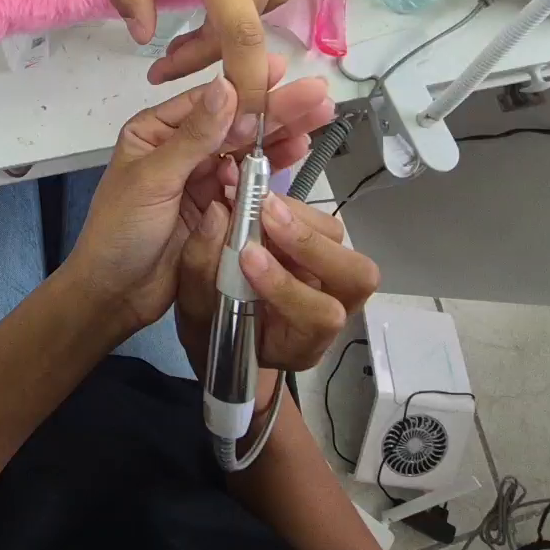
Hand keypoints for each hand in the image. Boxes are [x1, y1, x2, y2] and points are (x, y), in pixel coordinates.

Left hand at [57, 58, 334, 336]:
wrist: (116, 295)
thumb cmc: (121, 231)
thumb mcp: (153, 179)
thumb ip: (194, 137)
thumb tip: (225, 85)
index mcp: (155, 132)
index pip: (206, 102)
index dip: (245, 87)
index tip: (283, 71)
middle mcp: (179, 149)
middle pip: (232, 124)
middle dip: (274, 110)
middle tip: (318, 96)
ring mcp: (200, 179)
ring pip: (245, 151)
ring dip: (281, 135)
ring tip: (320, 118)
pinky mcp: (217, 209)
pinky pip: (249, 183)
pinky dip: (274, 168)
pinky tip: (300, 150)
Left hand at [110, 0, 303, 114]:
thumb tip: (145, 38)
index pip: (243, 38)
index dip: (246, 85)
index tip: (243, 119)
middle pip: (245, 31)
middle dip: (208, 56)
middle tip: (164, 62)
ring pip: (261, 12)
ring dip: (229, 28)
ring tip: (189, 26)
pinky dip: (248, 3)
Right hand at [176, 187, 379, 373]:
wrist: (223, 321)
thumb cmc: (212, 324)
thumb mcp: (195, 306)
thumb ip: (202, 267)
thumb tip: (217, 212)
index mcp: (299, 344)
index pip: (315, 319)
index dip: (286, 285)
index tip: (248, 254)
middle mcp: (327, 314)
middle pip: (354, 278)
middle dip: (309, 243)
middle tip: (265, 212)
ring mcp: (330, 281)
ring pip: (343, 246)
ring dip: (302, 222)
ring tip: (260, 205)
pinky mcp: (322, 253)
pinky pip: (325, 227)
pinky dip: (296, 211)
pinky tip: (263, 207)